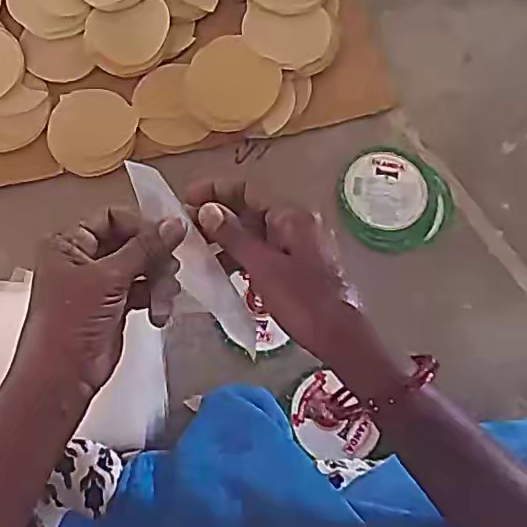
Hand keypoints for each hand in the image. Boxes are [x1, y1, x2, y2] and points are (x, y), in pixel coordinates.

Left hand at [13, 208, 184, 398]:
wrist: (62, 377)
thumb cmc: (70, 324)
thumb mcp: (108, 279)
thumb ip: (145, 248)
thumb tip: (174, 224)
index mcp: (68, 243)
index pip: (112, 218)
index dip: (140, 226)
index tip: (167, 236)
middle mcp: (82, 258)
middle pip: (130, 242)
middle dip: (153, 258)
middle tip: (169, 270)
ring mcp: (99, 283)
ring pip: (141, 267)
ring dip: (157, 281)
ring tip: (164, 300)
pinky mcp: (114, 305)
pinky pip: (143, 289)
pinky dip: (154, 297)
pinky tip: (160, 311)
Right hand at [186, 178, 405, 389]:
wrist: (340, 337)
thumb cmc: (303, 300)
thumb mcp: (263, 267)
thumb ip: (234, 237)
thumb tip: (208, 210)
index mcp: (291, 216)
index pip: (248, 190)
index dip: (215, 190)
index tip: (187, 198)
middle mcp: (297, 223)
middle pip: (251, 210)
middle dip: (218, 215)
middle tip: (185, 224)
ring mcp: (299, 245)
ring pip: (256, 232)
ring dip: (227, 237)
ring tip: (196, 246)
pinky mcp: (298, 265)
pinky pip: (264, 251)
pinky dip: (242, 254)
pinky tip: (220, 267)